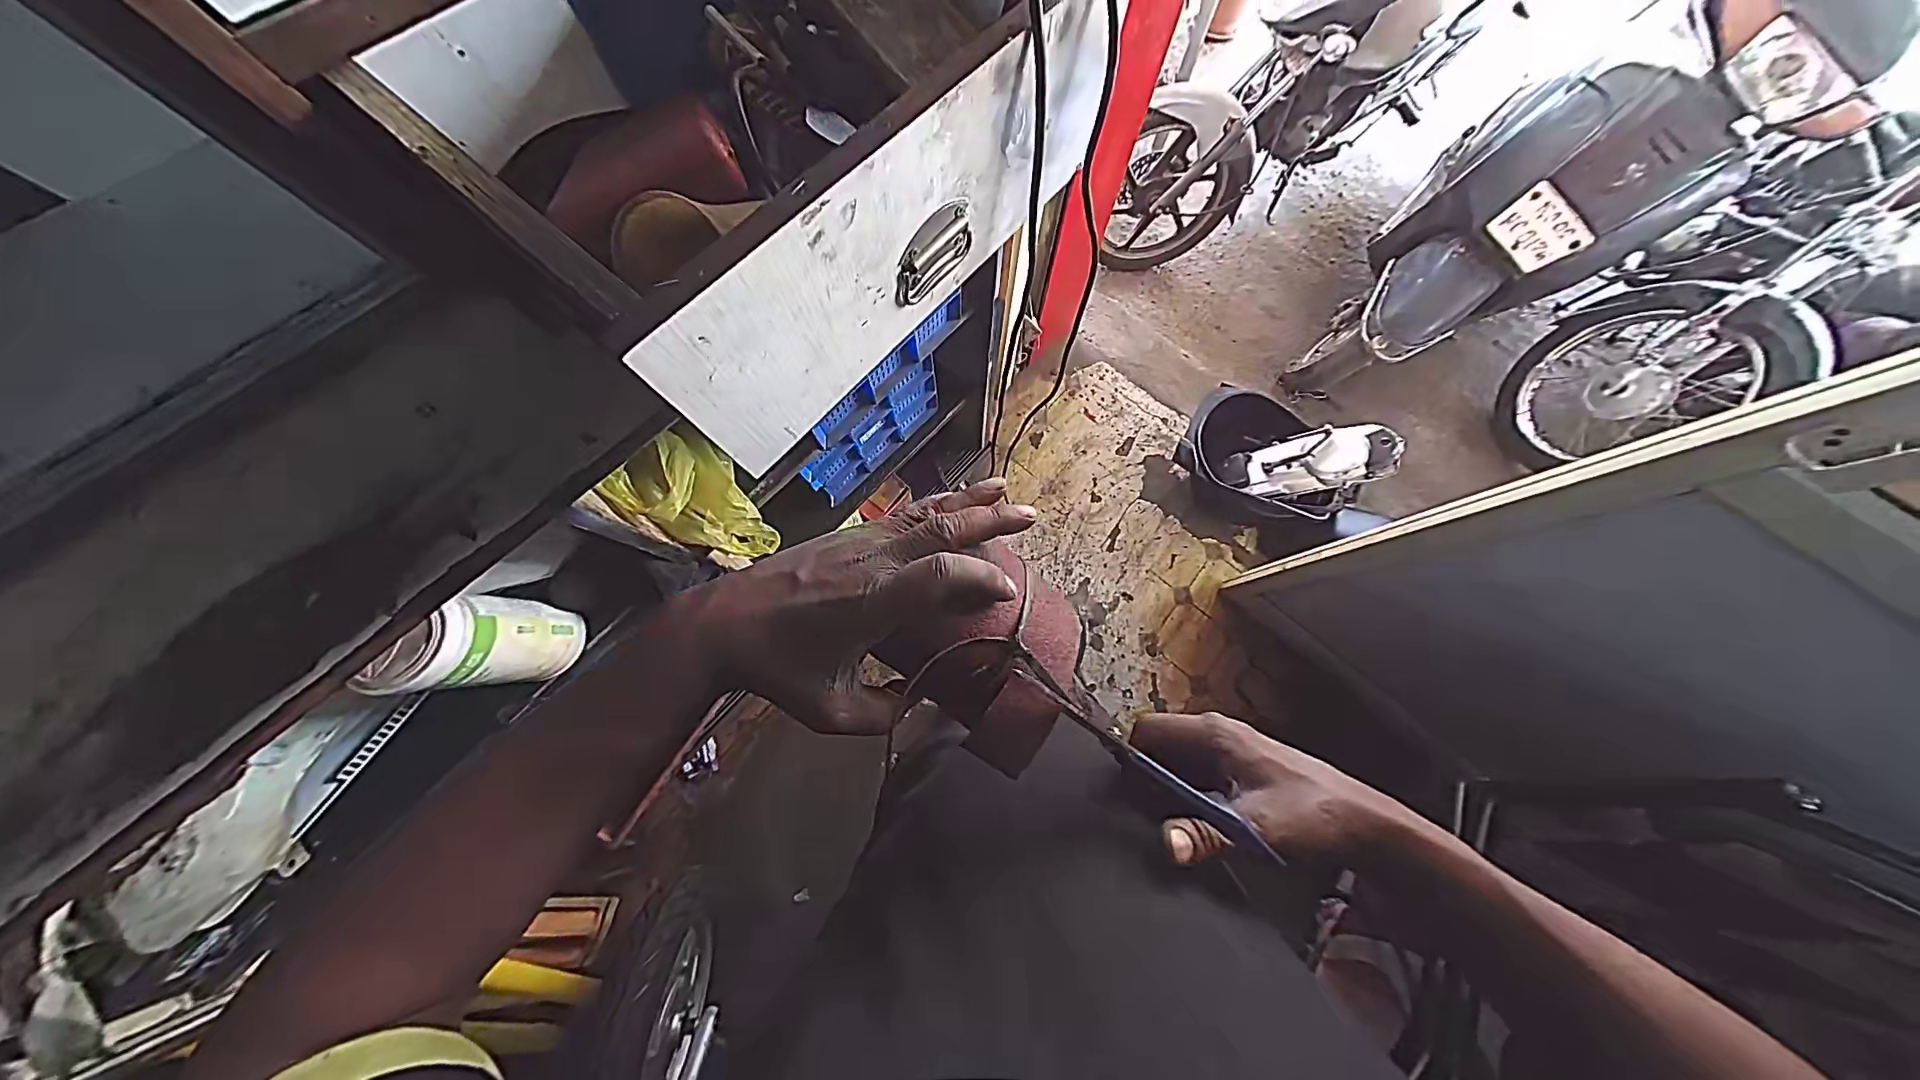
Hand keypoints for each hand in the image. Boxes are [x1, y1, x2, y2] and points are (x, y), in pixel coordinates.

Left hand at [684, 478, 1036, 733]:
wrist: (721, 623)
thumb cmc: (775, 668)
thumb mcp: (830, 708)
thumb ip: (886, 710)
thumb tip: (929, 701)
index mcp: (868, 601)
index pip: (938, 574)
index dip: (978, 576)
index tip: (1007, 589)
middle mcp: (870, 561)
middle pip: (939, 529)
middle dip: (989, 520)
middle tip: (1031, 515)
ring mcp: (858, 541)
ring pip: (922, 513)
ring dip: (966, 501)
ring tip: (1003, 490)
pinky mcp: (848, 535)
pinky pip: (902, 515)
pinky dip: (935, 506)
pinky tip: (951, 503)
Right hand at [1129, 712, 1428, 865]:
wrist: (1365, 825)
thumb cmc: (1315, 814)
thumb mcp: (1255, 828)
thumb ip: (1206, 835)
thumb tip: (1167, 842)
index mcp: (1214, 732)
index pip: (1147, 729)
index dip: (1130, 757)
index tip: (1125, 790)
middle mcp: (1217, 734)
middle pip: (1158, 746)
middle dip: (1147, 777)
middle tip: (1148, 813)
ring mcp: (1229, 751)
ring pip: (1176, 762)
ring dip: (1168, 789)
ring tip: (1172, 821)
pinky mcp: (1239, 770)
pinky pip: (1196, 776)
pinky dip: (1187, 796)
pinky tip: (1198, 824)